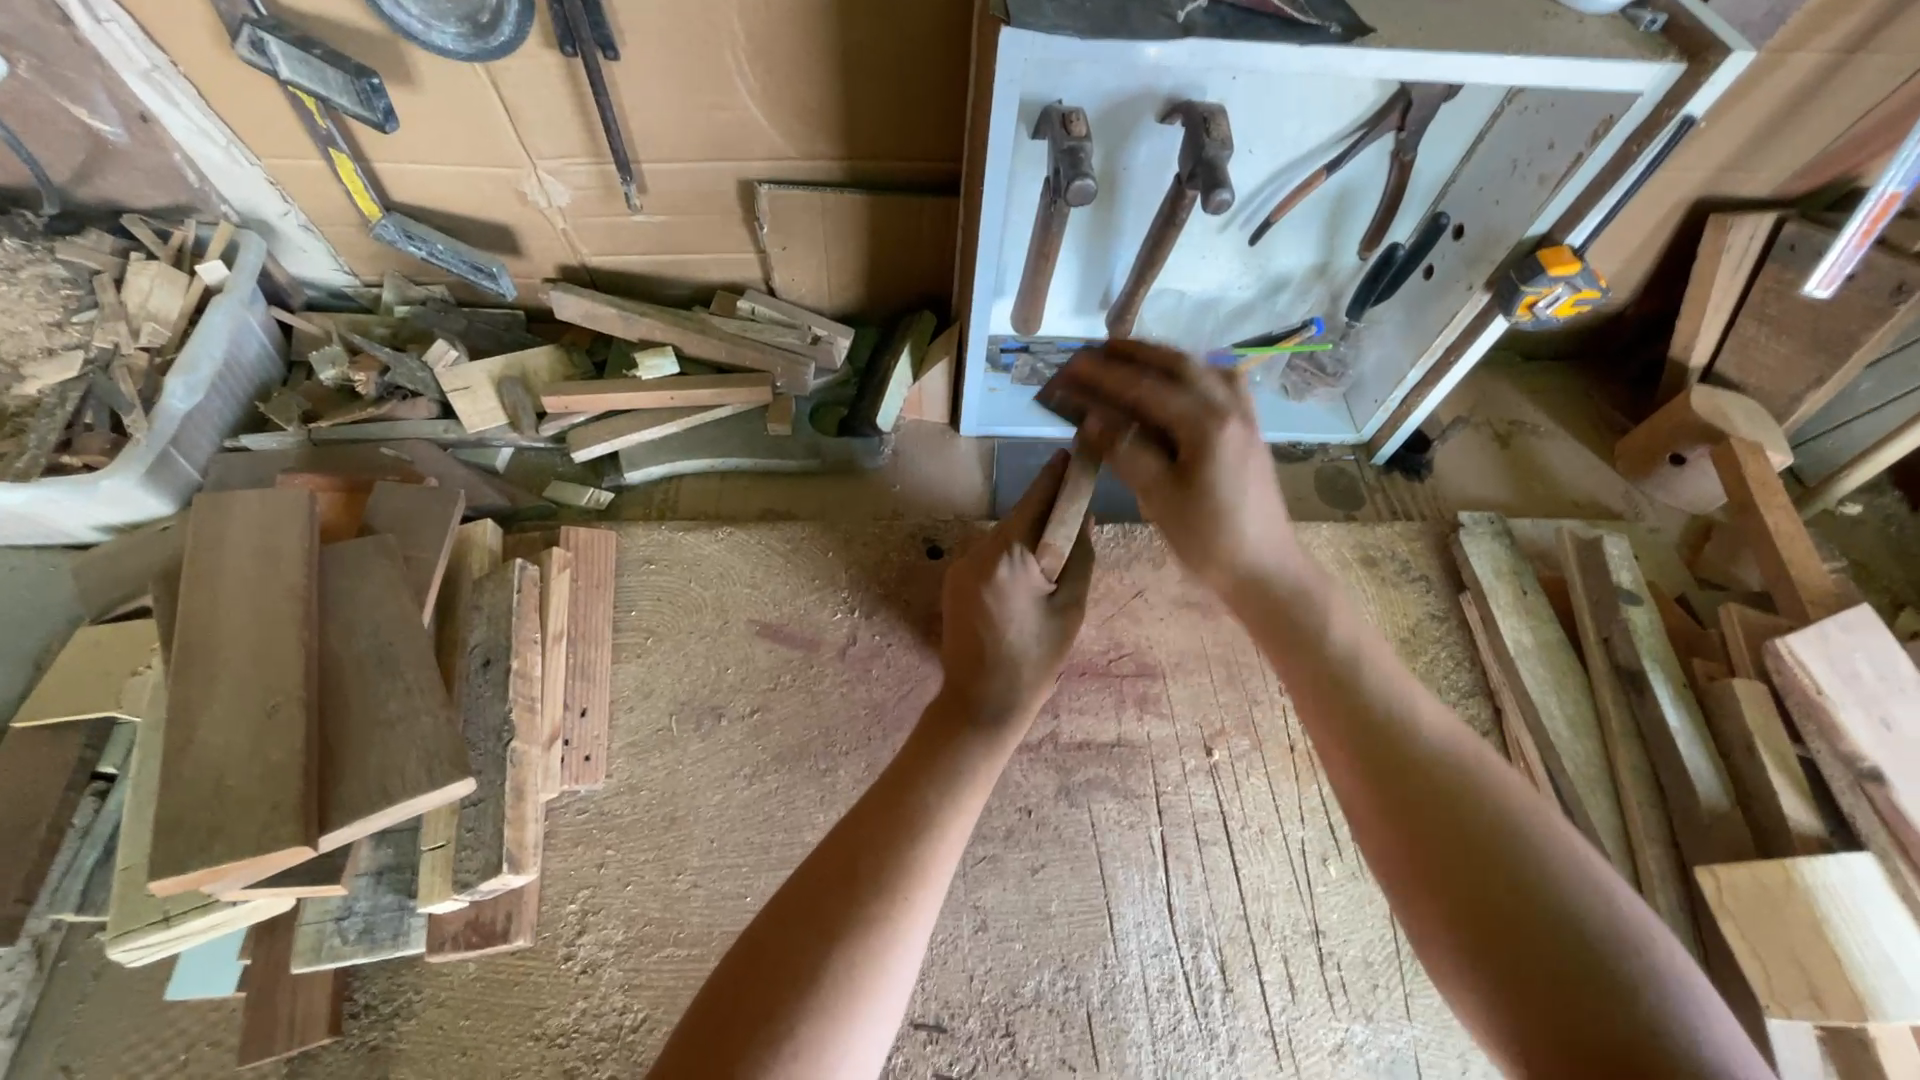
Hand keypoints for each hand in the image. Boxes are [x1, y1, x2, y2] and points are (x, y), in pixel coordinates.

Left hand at [937, 451, 1094, 735]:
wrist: (981, 701)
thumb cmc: (1036, 659)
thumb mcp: (1071, 607)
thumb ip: (1080, 555)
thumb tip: (1083, 515)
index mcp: (1008, 555)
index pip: (1036, 500)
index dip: (1056, 476)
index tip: (1071, 453)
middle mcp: (976, 551)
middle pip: (1018, 518)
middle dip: (1045, 514)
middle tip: (1075, 516)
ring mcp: (958, 566)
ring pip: (1002, 537)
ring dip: (1026, 540)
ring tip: (1051, 566)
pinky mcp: (951, 582)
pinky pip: (987, 556)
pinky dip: (1008, 557)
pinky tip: (1025, 582)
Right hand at [1048, 340, 1299, 593]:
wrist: (1264, 570)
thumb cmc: (1209, 540)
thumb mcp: (1159, 498)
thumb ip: (1126, 450)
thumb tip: (1090, 417)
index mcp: (1207, 424)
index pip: (1145, 387)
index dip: (1104, 375)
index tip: (1070, 364)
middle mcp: (1230, 408)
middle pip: (1177, 365)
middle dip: (1133, 354)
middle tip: (1095, 350)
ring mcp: (1244, 416)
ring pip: (1202, 369)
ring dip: (1163, 358)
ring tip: (1129, 357)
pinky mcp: (1248, 430)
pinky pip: (1220, 385)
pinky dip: (1190, 374)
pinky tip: (1176, 384)